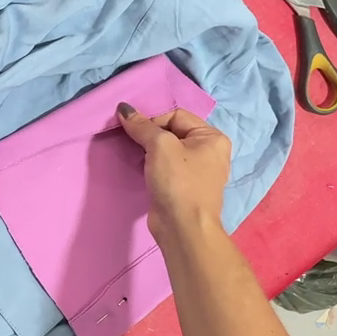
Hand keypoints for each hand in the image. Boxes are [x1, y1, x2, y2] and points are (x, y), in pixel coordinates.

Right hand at [117, 104, 232, 244]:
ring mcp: (196, 171)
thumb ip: (141, 125)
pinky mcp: (183, 186)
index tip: (132, 129)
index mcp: (212, 137)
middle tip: (128, 139)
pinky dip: (150, 164)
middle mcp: (208, 151)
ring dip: (147, 150)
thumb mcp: (160, 146)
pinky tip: (138, 167)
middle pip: (171, 131)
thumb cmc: (178, 181)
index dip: (152, 120)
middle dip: (148, 134)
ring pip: (166, 150)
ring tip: (131, 153)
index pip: (176, 115)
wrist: (182, 227)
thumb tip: (124, 108)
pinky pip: (164, 166)